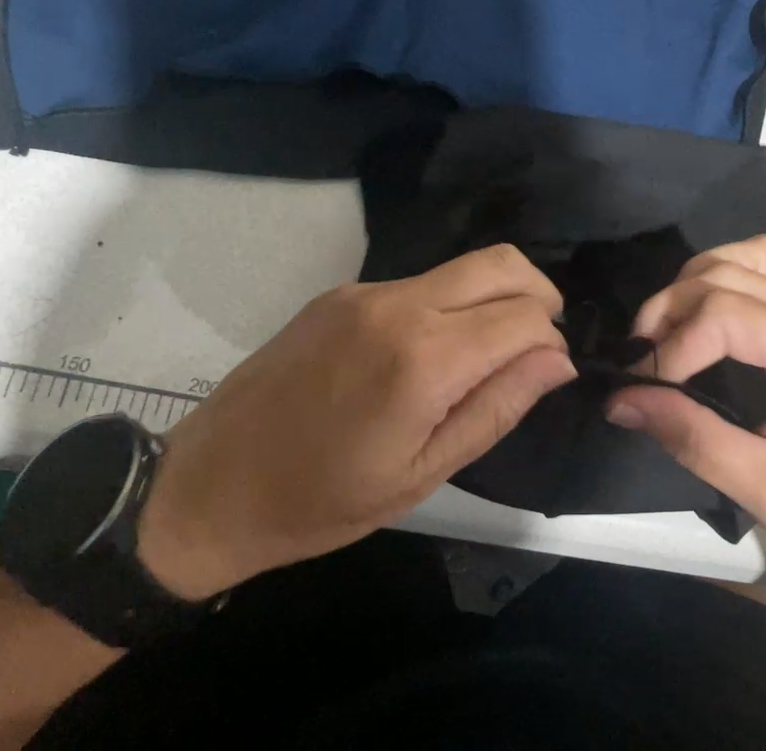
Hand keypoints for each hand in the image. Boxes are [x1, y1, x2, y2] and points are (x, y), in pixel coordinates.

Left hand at [138, 245, 575, 598]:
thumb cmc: (322, 502)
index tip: (547, 376)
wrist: (208, 487)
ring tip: (479, 362)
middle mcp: (396, 304)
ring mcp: (362, 293)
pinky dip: (445, 306)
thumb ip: (496, 407)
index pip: (524, 315)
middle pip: (500, 262)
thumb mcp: (422, 474)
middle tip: (533, 349)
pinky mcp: (337, 294)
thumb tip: (557, 360)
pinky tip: (423, 360)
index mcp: (422, 358)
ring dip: (489, 300)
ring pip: (459, 268)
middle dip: (537, 297)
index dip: (551, 342)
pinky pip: (417, 284)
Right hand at [605, 236, 765, 600]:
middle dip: (674, 305)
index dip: (676, 344)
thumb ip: (693, 438)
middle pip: (735, 273)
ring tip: (667, 330)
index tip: (641, 389)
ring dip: (699, 282)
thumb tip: (619, 399)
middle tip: (640, 358)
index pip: (731, 314)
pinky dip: (725, 282)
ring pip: (754, 257)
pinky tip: (703, 321)